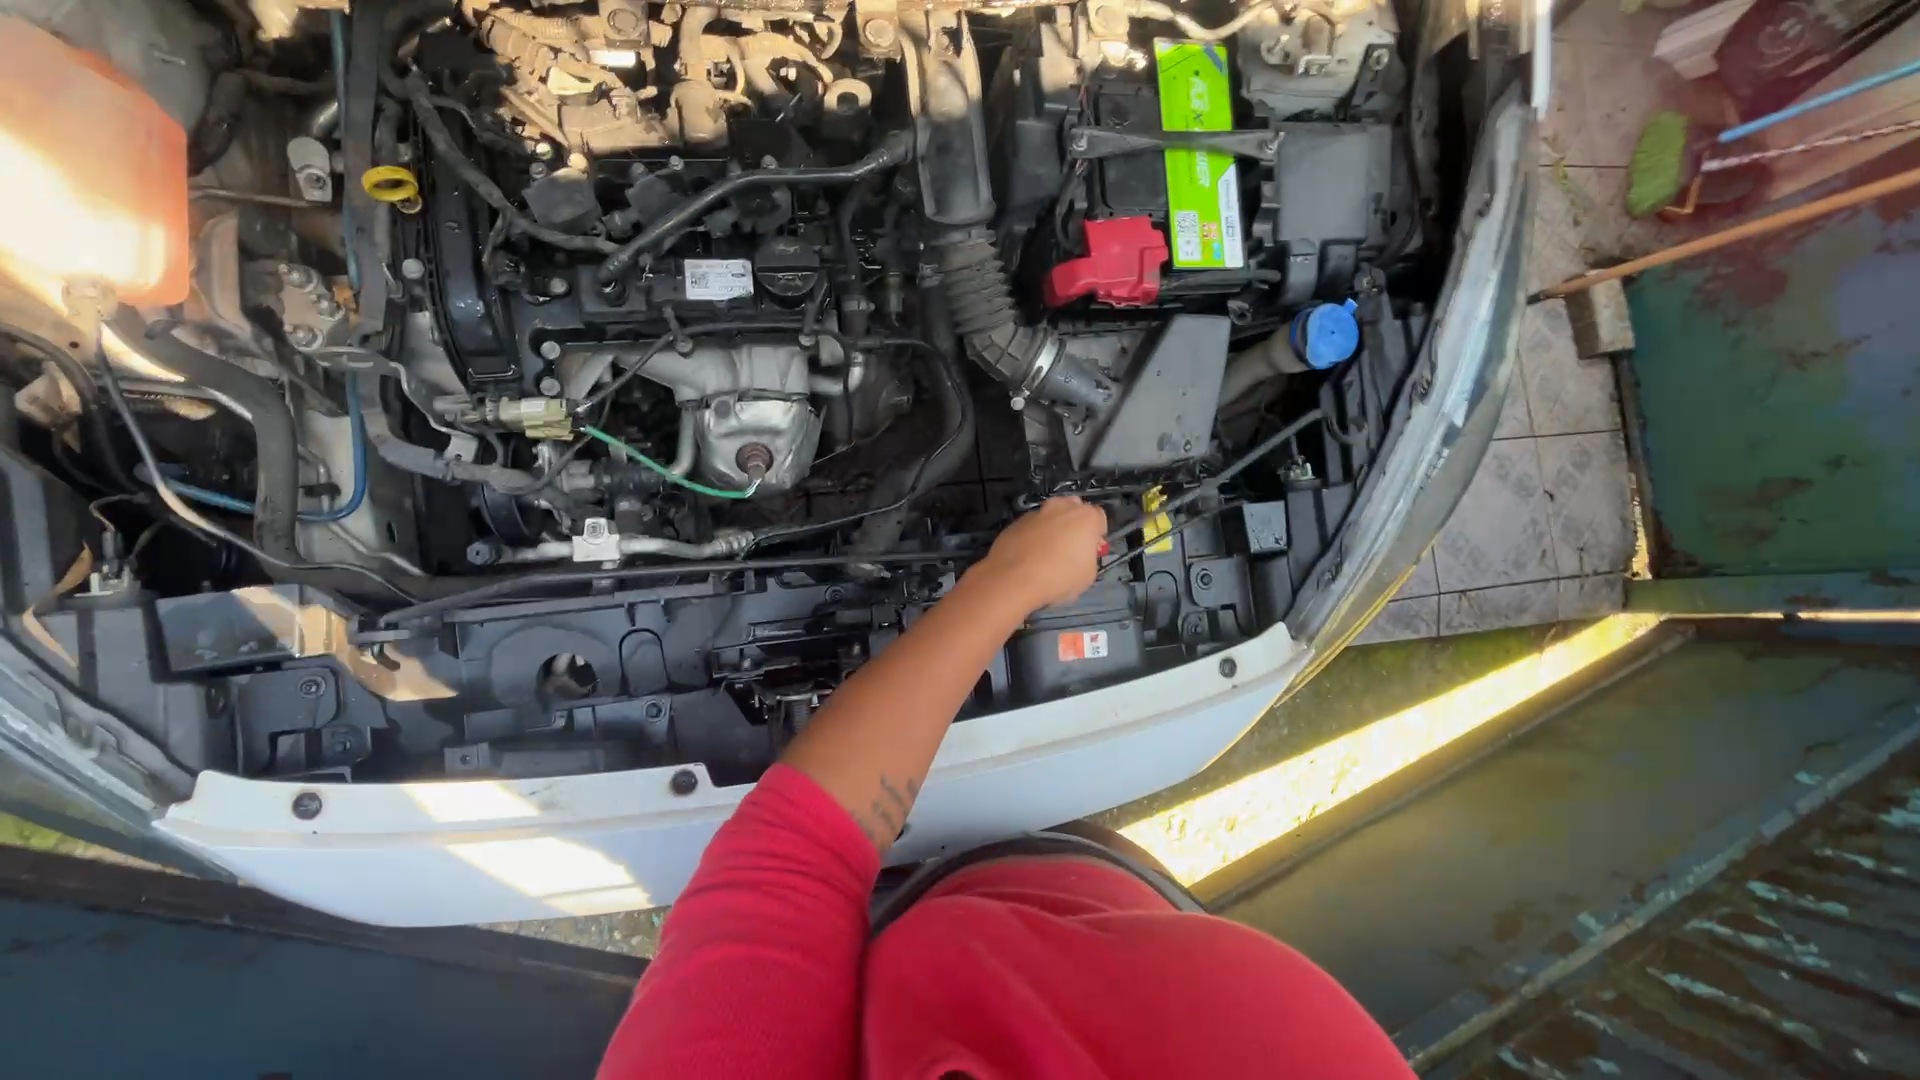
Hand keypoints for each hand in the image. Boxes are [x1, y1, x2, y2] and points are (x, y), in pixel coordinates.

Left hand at [972, 496, 1107, 613]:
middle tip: (1070, 546)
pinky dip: (1032, 536)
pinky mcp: (1015, 523)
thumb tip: (1081, 553)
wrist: (1012, 579)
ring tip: (1046, 552)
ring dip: (1052, 527)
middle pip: (1073, 508)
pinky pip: (1030, 527)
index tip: (1091, 550)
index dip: (1096, 535)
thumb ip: (1089, 557)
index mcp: (1085, 518)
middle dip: (1074, 522)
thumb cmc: (1058, 578)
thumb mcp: (1088, 576)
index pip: (1099, 518)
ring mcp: (1035, 513)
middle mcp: (1061, 508)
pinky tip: (1028, 556)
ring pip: (1049, 515)